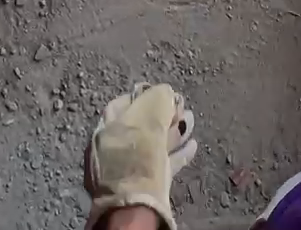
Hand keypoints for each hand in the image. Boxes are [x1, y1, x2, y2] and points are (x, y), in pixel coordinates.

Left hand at [85, 83, 196, 229]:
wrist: (136, 208)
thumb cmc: (137, 156)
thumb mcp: (148, 118)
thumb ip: (157, 99)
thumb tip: (166, 91)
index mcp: (107, 129)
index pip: (125, 103)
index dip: (146, 95)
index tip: (165, 93)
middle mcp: (114, 148)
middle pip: (142, 124)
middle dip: (164, 114)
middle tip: (182, 107)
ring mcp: (129, 169)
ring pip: (154, 144)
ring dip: (174, 131)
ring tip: (192, 121)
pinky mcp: (145, 187)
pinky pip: (162, 164)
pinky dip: (177, 153)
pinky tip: (193, 145)